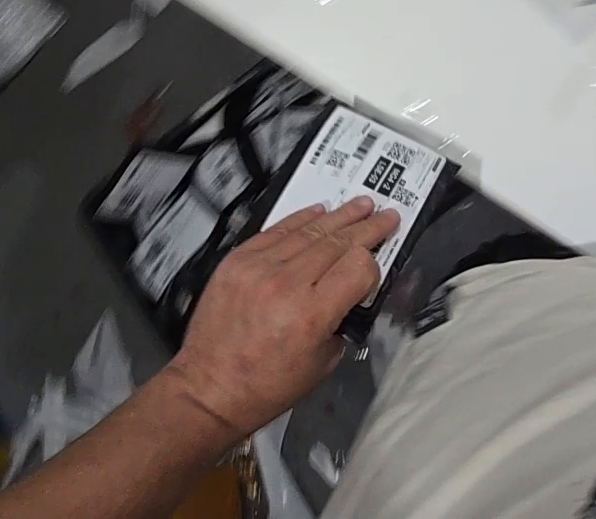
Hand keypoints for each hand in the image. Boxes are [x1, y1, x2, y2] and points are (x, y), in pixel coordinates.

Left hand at [162, 197, 400, 439]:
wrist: (207, 391)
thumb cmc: (265, 386)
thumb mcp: (322, 363)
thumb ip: (343, 318)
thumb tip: (354, 286)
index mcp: (310, 315)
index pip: (358, 267)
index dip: (372, 267)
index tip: (375, 269)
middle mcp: (285, 285)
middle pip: (339, 242)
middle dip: (368, 227)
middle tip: (387, 216)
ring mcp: (259, 268)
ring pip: (311, 230)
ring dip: (341, 215)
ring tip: (362, 204)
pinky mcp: (238, 260)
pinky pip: (278, 229)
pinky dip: (302, 218)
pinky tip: (321, 210)